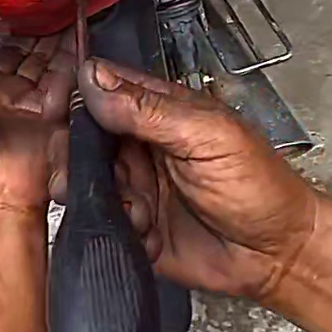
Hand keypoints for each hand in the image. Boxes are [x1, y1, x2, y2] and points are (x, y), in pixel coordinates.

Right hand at [73, 59, 319, 300]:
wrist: (276, 255)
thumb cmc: (259, 187)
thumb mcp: (208, 137)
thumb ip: (149, 110)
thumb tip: (94, 77)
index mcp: (158, 111)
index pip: (101, 89)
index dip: (73, 95)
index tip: (55, 111)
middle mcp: (140, 145)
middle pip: (82, 137)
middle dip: (74, 156)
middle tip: (82, 174)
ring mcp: (135, 185)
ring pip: (85, 181)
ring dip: (101, 197)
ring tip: (137, 210)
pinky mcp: (132, 225)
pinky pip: (101, 221)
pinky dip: (116, 227)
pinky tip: (147, 233)